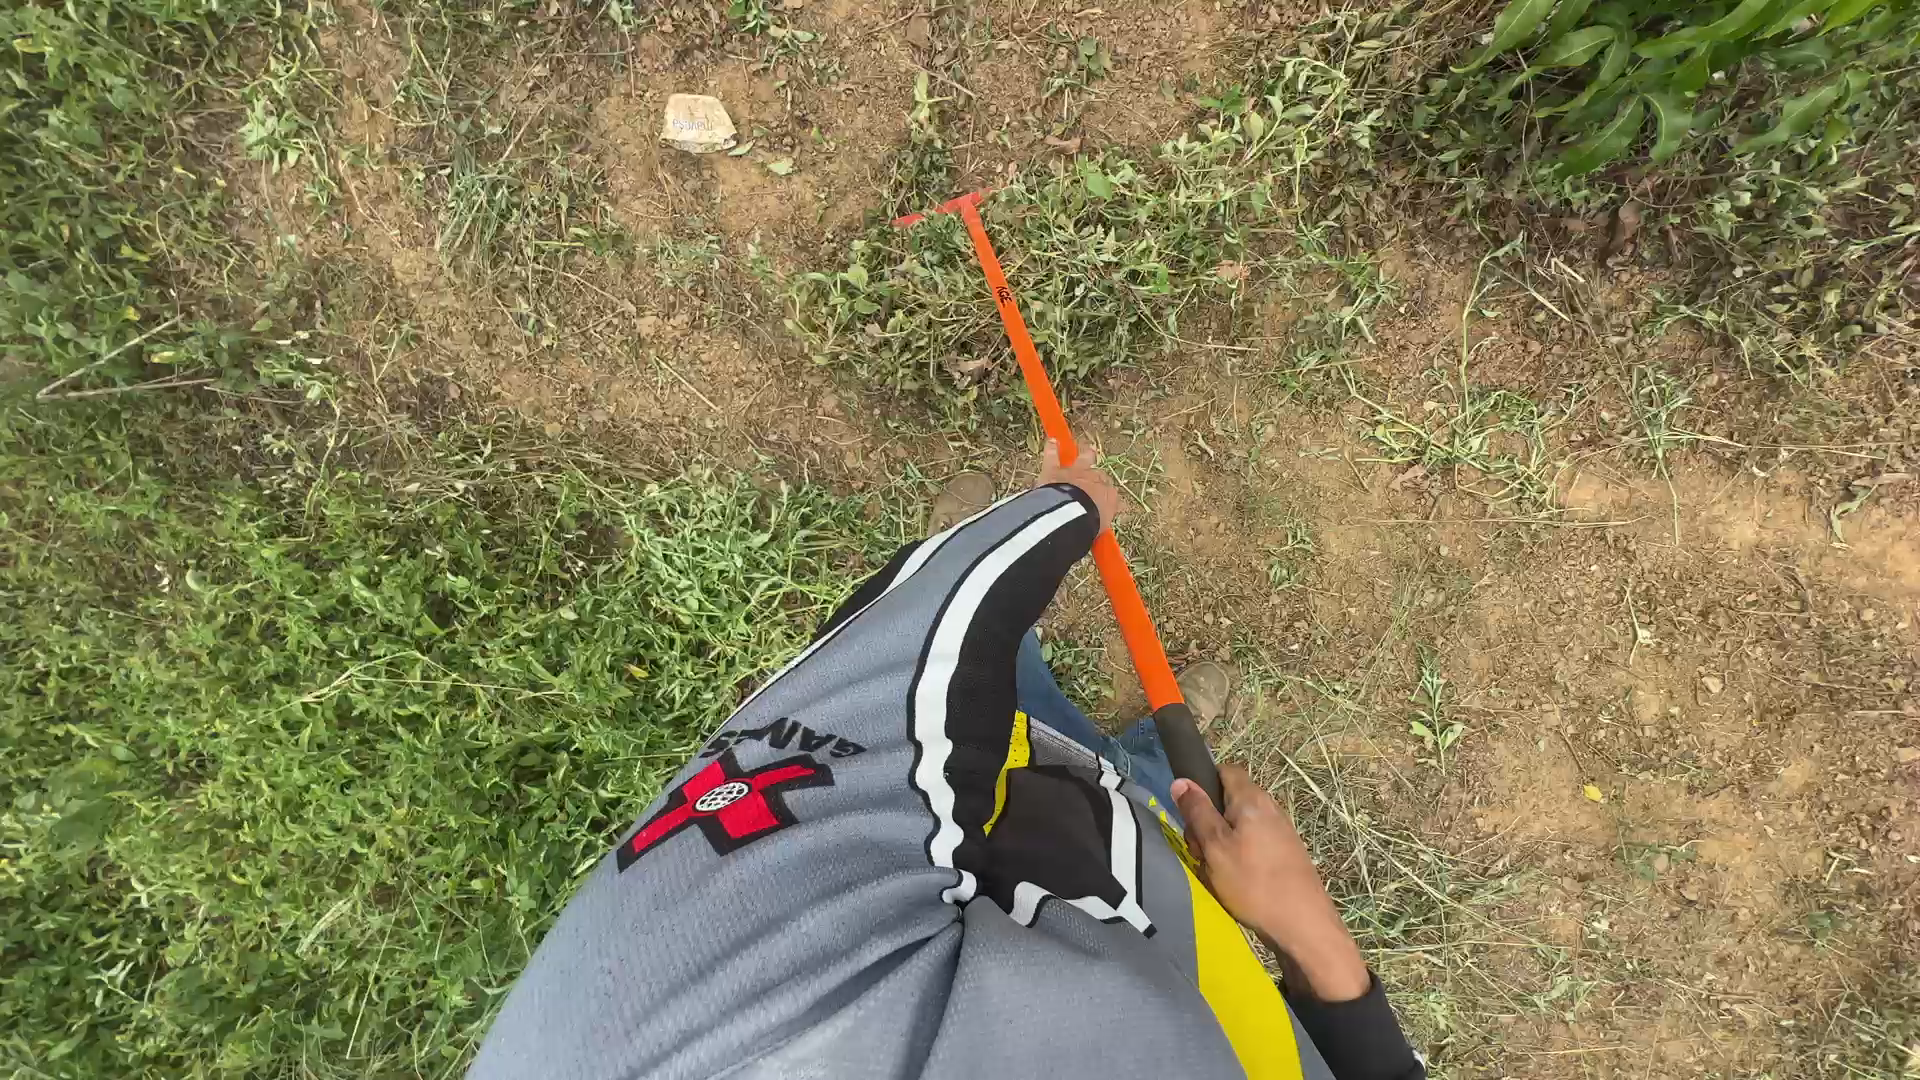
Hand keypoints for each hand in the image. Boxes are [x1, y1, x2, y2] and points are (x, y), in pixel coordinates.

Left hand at [1035, 438, 1119, 528]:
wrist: (1071, 515)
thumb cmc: (1087, 526)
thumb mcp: (1098, 529)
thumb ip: (1097, 525)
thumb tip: (1096, 531)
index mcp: (1108, 497)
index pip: (1110, 496)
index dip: (1105, 500)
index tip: (1102, 507)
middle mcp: (1094, 481)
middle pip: (1100, 475)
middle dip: (1099, 477)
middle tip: (1098, 478)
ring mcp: (1075, 473)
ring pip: (1084, 459)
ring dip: (1086, 454)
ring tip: (1088, 448)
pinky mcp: (1055, 470)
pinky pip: (1053, 456)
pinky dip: (1052, 448)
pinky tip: (1052, 441)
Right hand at [1171, 765, 1370, 1002]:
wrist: (1305, 930)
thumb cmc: (1254, 883)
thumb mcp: (1214, 846)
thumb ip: (1197, 811)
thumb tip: (1181, 781)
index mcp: (1252, 798)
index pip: (1224, 769)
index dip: (1204, 783)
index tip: (1192, 811)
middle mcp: (1270, 808)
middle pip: (1229, 801)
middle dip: (1209, 821)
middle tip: (1200, 850)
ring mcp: (1281, 833)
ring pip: (1239, 826)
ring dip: (1221, 844)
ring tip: (1216, 872)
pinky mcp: (1286, 856)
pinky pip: (1253, 845)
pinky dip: (1239, 858)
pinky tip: (1235, 883)